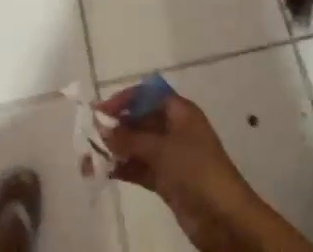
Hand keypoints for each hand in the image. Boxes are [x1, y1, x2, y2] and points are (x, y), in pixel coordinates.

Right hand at [96, 87, 311, 251]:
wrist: (224, 217)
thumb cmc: (196, 170)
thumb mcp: (162, 149)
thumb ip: (130, 138)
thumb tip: (102, 127)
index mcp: (180, 112)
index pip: (147, 95)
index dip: (124, 99)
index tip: (99, 111)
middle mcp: (174, 129)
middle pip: (140, 119)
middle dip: (115, 126)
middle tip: (88, 136)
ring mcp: (170, 155)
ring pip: (137, 146)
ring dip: (115, 150)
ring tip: (88, 159)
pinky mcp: (166, 180)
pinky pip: (139, 168)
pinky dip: (123, 168)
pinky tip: (103, 172)